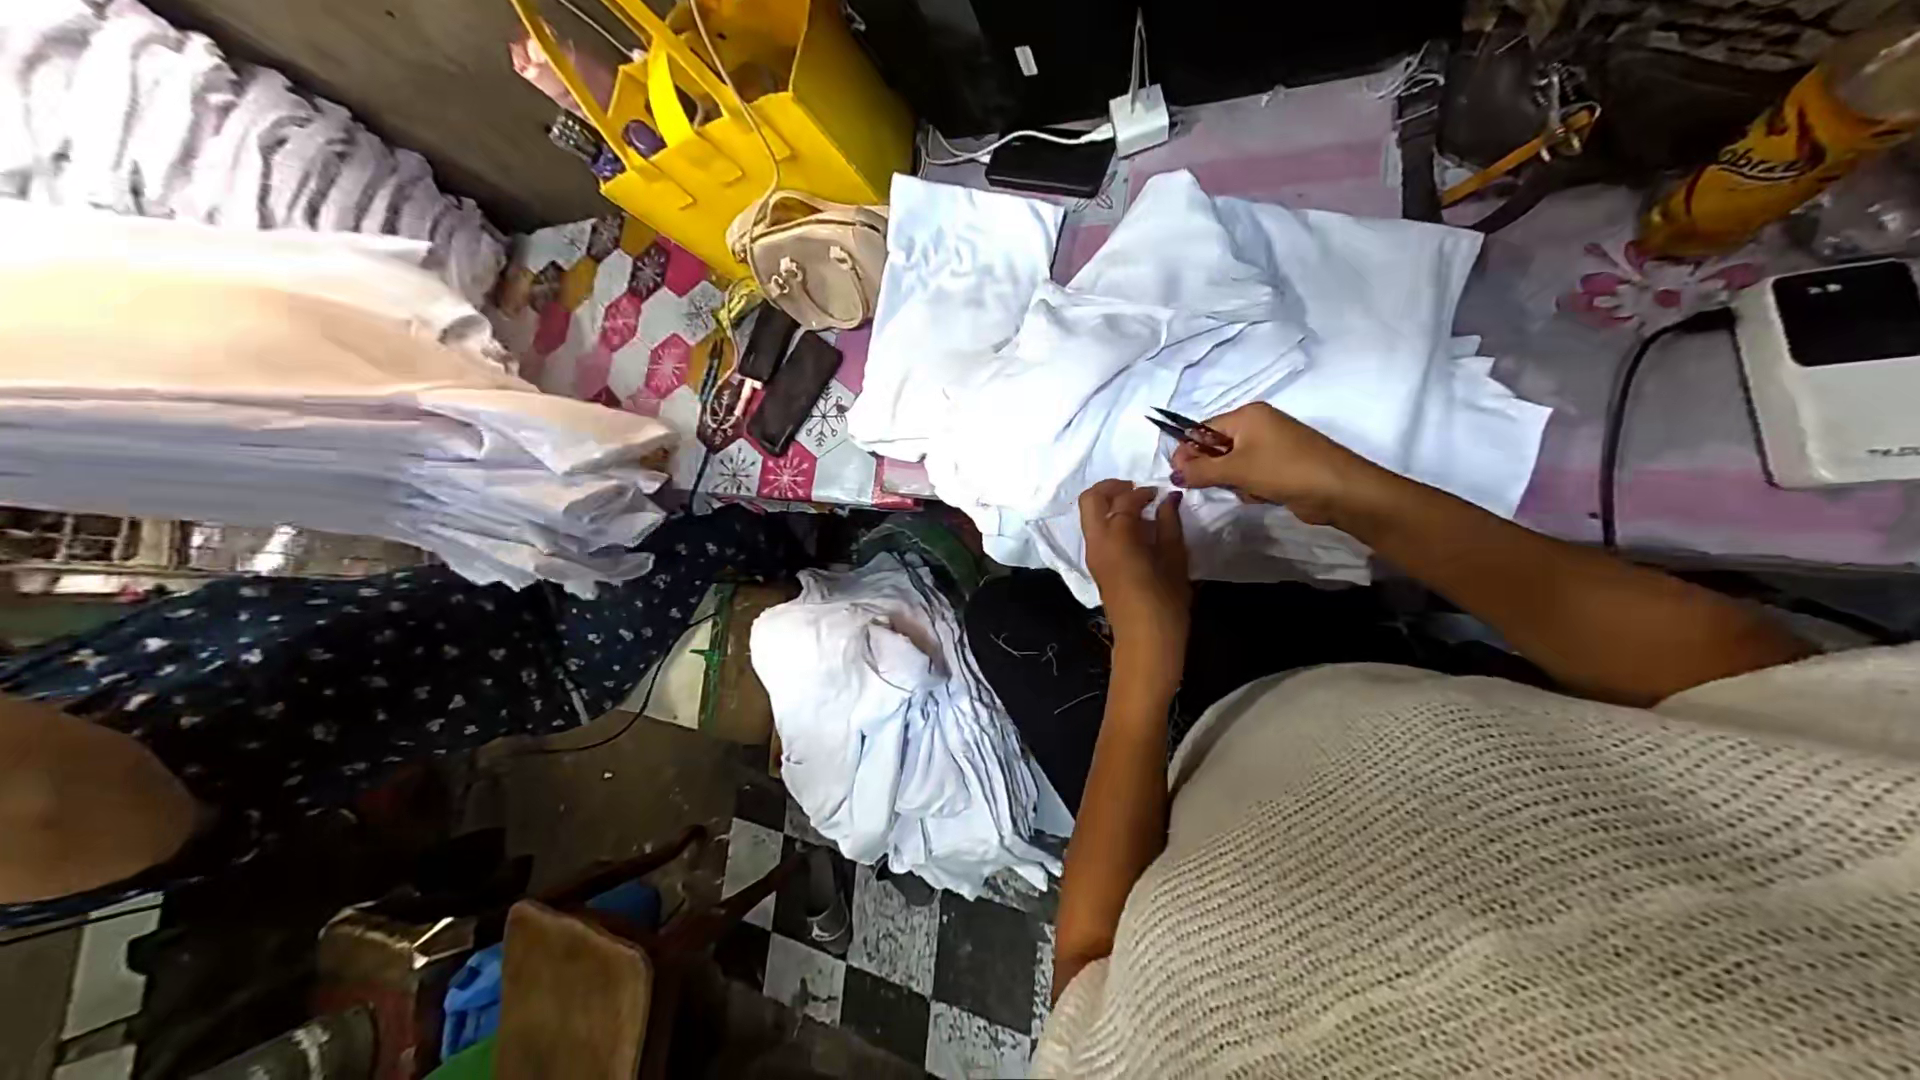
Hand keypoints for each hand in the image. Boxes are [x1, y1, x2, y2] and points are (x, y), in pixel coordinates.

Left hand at [1078, 480, 1189, 690]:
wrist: (1145, 644)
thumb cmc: (1165, 605)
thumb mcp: (1175, 561)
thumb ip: (1170, 526)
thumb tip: (1168, 500)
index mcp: (1116, 538)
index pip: (1124, 500)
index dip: (1143, 493)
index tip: (1161, 493)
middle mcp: (1097, 542)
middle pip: (1090, 498)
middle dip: (1112, 487)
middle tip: (1139, 491)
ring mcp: (1092, 554)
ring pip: (1089, 514)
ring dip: (1110, 504)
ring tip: (1141, 509)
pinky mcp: (1095, 566)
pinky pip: (1096, 531)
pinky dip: (1110, 520)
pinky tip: (1137, 530)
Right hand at [1170, 403, 1389, 524]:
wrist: (1339, 490)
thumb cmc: (1284, 470)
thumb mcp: (1236, 470)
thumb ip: (1200, 470)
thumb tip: (1173, 473)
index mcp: (1247, 415)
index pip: (1203, 429)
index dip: (1188, 451)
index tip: (1178, 475)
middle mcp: (1258, 425)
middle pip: (1217, 447)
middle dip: (1213, 469)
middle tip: (1214, 485)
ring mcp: (1271, 446)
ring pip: (1232, 465)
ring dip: (1233, 481)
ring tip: (1247, 490)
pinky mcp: (1280, 466)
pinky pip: (1250, 474)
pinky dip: (1249, 487)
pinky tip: (1260, 495)